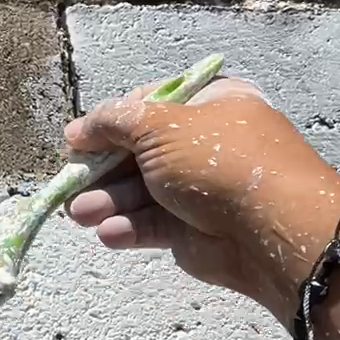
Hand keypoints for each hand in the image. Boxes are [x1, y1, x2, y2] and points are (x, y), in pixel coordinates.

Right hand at [63, 78, 339, 322]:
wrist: (268, 228)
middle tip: (70, 185)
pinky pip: (149, 224)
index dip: (110, 123)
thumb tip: (75, 131)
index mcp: (207, 106)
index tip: (80, 141)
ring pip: (137, 192)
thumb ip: (111, 122)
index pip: (147, 106)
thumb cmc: (218, 162)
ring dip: (106, 202)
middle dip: (100, 172)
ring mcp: (197, 189)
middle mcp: (202, 145)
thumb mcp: (159, 126)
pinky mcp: (190, 229)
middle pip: (135, 154)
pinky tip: (110, 233)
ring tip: (80, 215)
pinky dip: (127, 228)